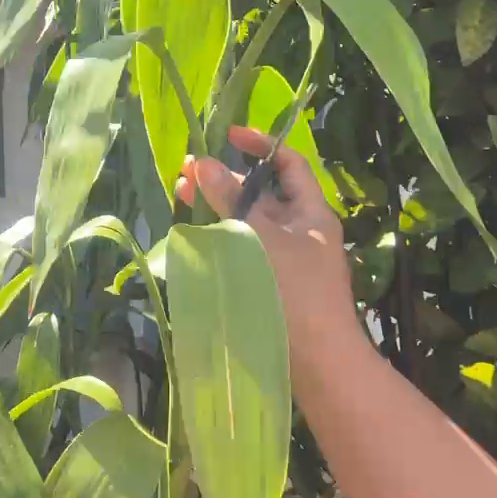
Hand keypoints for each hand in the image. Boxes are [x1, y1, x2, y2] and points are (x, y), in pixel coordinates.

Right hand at [177, 126, 357, 344]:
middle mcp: (298, 229)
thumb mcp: (260, 236)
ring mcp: (281, 256)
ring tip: (180, 192)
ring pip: (244, 218)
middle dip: (224, 175)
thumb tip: (202, 162)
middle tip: (186, 168)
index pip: (288, 163)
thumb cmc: (295, 290)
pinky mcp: (265, 280)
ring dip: (214, 202)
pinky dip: (216, 232)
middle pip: (260, 190)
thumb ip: (230, 198)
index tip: (227, 134)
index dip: (261, 143)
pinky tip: (191, 229)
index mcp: (310, 213)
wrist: (317, 363)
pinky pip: (239, 244)